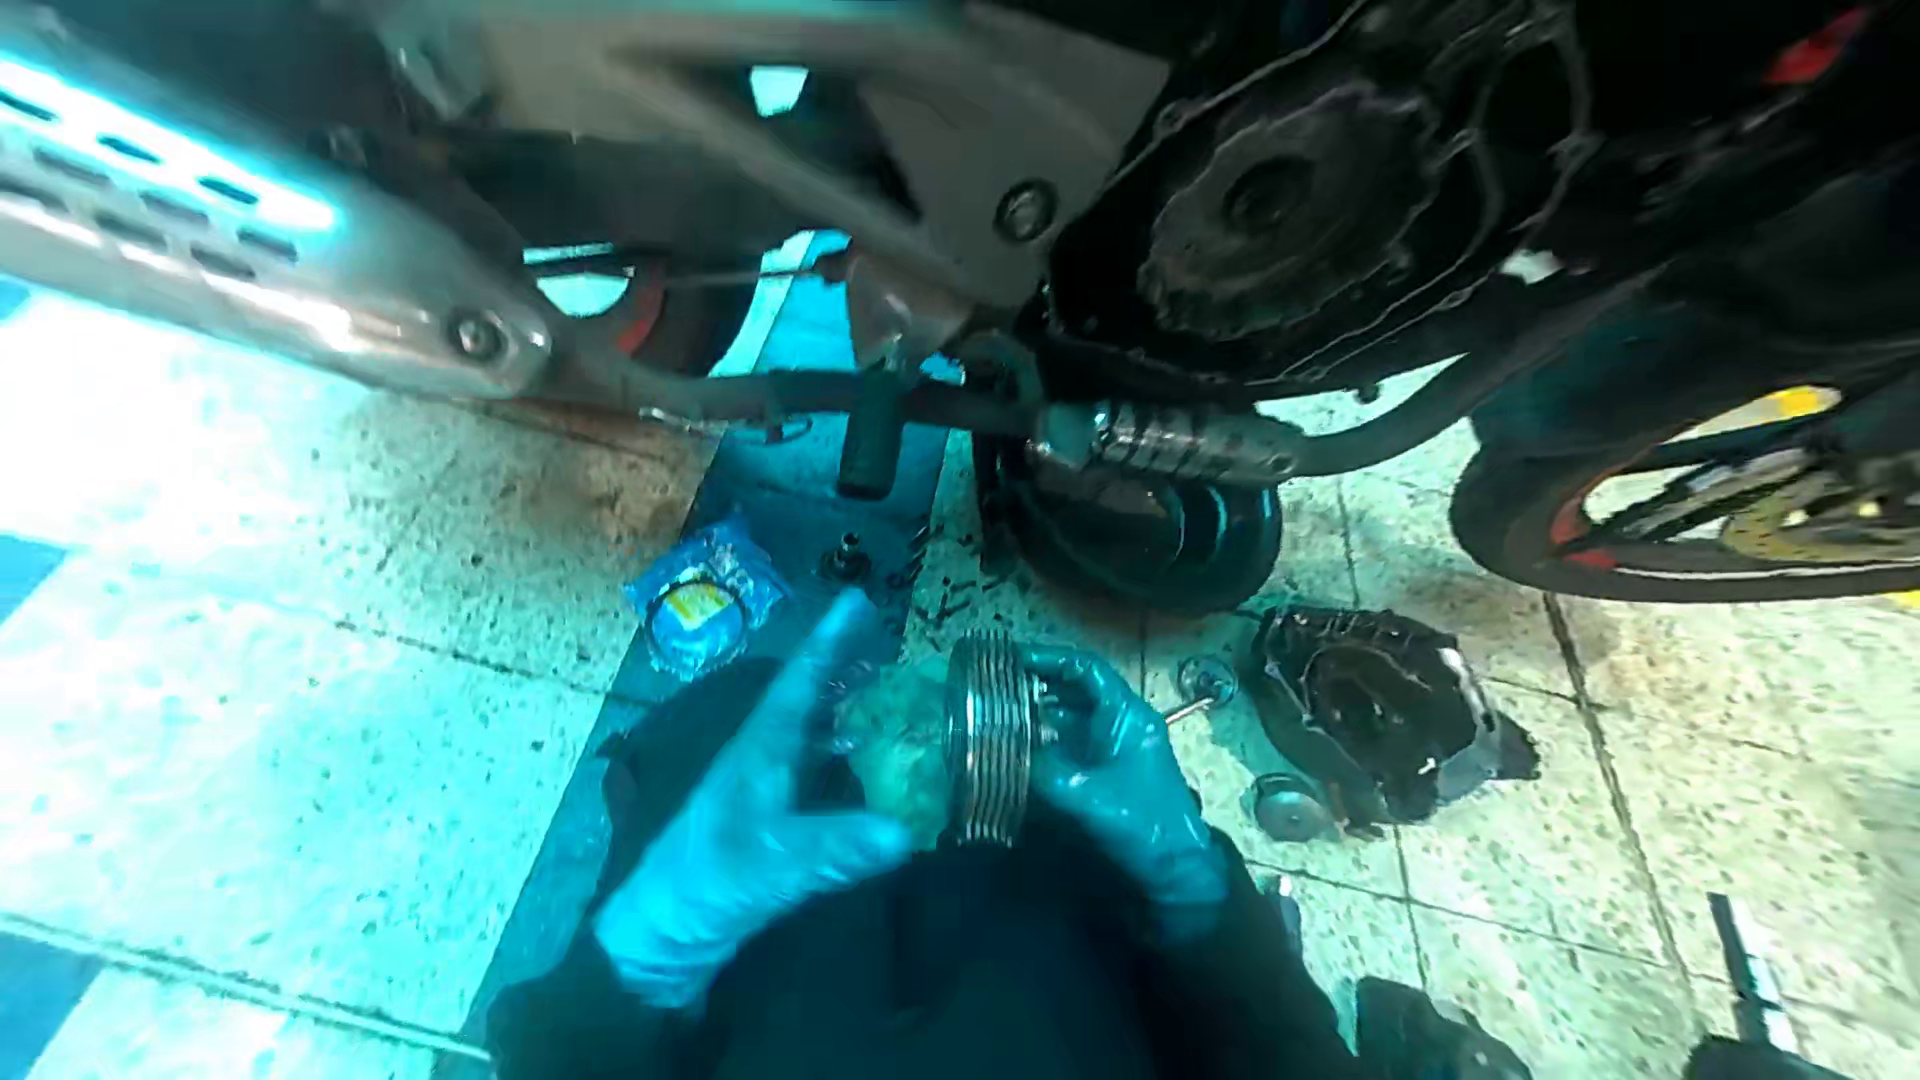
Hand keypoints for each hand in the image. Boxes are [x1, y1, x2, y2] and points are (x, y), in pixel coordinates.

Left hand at [594, 590, 912, 1008]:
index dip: (831, 638)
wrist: (657, 937)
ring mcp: (763, 780)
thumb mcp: (769, 867)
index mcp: (760, 747)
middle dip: (841, 657)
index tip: (858, 599)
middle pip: (807, 690)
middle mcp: (763, 751)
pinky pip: (811, 757)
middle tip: (879, 634)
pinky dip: (837, 740)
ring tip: (876, 677)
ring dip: (840, 695)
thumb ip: (834, 848)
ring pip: (808, 720)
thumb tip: (904, 831)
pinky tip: (856, 747)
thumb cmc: (702, 886)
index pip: (801, 679)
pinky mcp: (768, 809)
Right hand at [1022, 645, 1227, 941]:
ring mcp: (1113, 745)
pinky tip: (1017, 744)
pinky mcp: (1105, 767)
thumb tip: (1000, 750)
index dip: (1049, 658)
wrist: (1176, 873)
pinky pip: (1070, 740)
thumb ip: (1042, 770)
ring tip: (998, 710)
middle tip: (996, 683)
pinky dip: (1044, 737)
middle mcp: (1119, 721)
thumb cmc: (1141, 825)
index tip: (1012, 658)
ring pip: (1070, 714)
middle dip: (1037, 682)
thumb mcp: (1086, 796)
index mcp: (1126, 714)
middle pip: (1075, 687)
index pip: (1085, 668)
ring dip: (1038, 711)